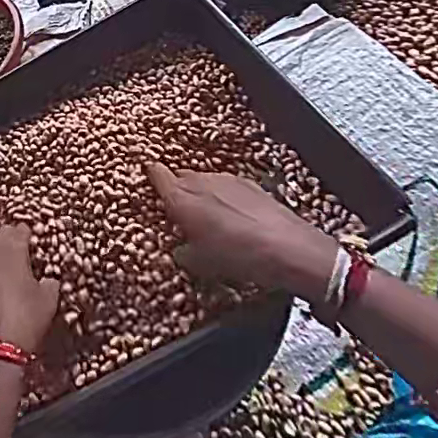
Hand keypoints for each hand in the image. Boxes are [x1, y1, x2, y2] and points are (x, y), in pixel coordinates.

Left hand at [0, 226, 60, 354]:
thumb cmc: (25, 319)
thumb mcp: (48, 299)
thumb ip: (49, 282)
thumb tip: (47, 280)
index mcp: (10, 251)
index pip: (20, 230)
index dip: (30, 235)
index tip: (36, 243)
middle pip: (1, 237)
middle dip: (13, 242)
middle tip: (26, 254)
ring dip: (0, 258)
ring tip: (14, 272)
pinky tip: (0, 289)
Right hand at [147, 163, 341, 300]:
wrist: (289, 248)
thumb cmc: (239, 256)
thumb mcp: (201, 263)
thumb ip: (183, 250)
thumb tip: (180, 248)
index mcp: (180, 198)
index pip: (156, 174)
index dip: (151, 176)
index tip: (148, 180)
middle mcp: (200, 182)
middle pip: (180, 176)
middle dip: (176, 189)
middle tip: (178, 211)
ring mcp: (226, 179)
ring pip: (204, 180)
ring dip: (202, 193)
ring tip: (208, 218)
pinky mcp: (249, 183)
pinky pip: (226, 185)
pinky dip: (223, 197)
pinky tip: (233, 217)